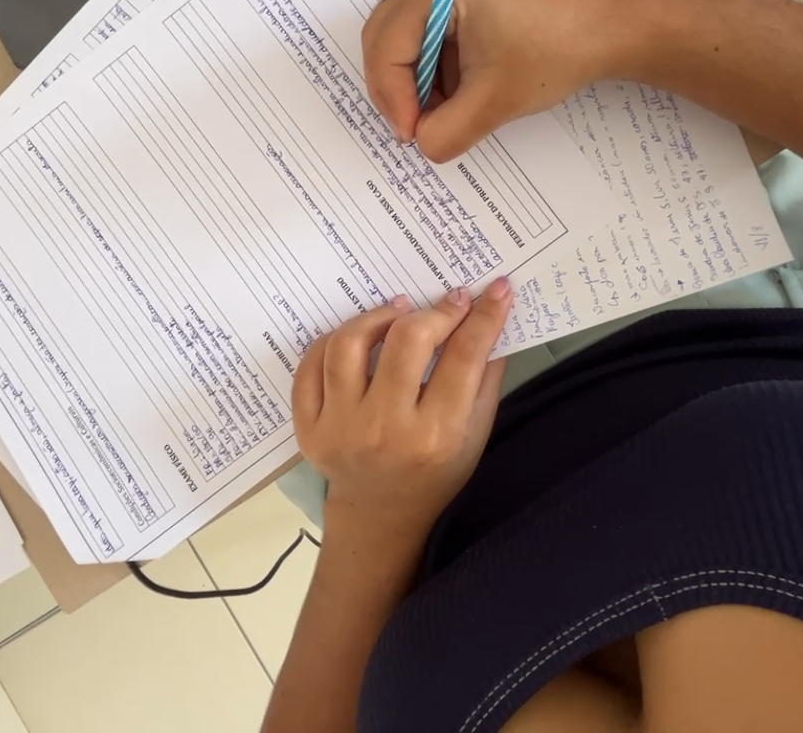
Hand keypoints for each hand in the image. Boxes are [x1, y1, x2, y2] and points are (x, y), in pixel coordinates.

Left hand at [293, 281, 514, 539]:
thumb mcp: (475, 434)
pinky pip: (311, 365)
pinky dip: (333, 340)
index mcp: (436, 436)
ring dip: (377, 317)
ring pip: (349, 344)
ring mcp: (339, 427)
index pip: (464, 358)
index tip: (494, 289)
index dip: (483, 316)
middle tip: (446, 302)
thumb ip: (484, 378)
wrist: (380, 514)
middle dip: (434, 312)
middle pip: (406, 341)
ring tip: (398, 311)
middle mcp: (385, 430)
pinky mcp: (307, 427)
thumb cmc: (436, 472)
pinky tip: (358, 336)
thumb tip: (492, 316)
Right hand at [363, 0, 650, 161]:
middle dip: (398, 89)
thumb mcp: (495, 100)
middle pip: (386, 38)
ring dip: (418, 84)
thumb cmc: (561, 47)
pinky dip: (437, 72)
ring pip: (407, 41)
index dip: (392, 98)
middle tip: (417, 128)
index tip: (412, 136)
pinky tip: (462, 96)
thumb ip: (446, 131)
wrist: (620, 21)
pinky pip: (432, 38)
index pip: (387, 46)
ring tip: (446, 115)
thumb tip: (422, 145)